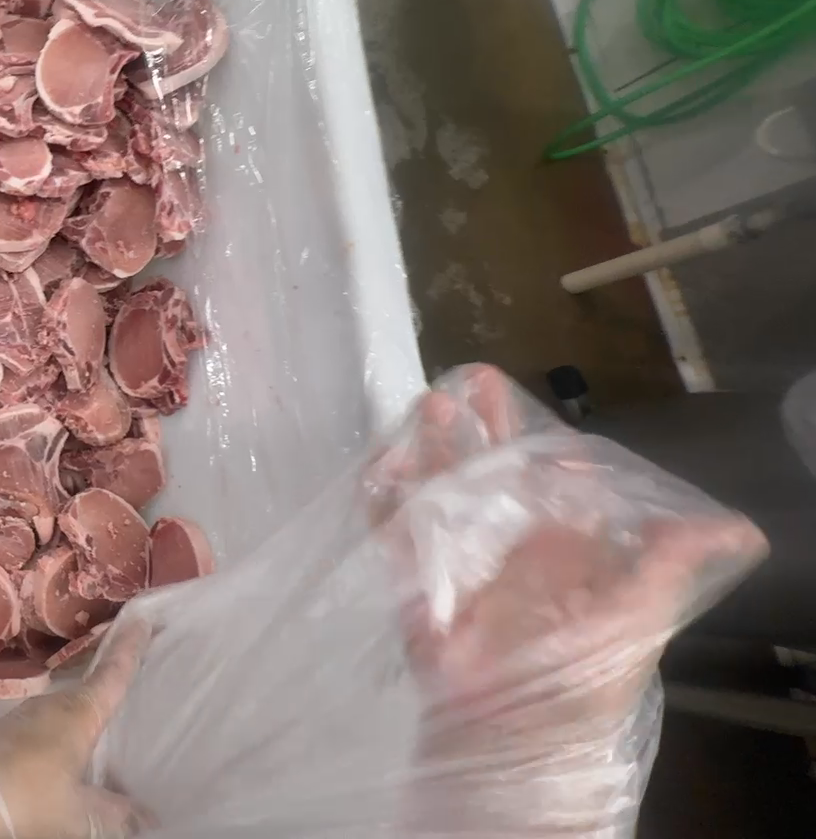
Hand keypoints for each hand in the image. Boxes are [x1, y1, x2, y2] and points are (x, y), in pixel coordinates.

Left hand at [0, 620, 152, 838]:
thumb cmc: (28, 798)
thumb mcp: (81, 815)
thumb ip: (117, 813)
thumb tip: (148, 814)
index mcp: (77, 715)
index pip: (112, 674)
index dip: (129, 646)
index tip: (141, 618)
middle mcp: (53, 704)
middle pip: (91, 688)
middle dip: (112, 679)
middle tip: (136, 668)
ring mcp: (28, 714)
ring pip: (69, 709)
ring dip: (88, 713)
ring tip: (112, 722)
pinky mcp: (9, 730)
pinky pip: (50, 725)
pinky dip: (68, 731)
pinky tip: (73, 751)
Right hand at [363, 365, 767, 834]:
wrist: (502, 729)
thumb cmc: (573, 678)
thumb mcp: (631, 622)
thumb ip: (662, 571)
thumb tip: (732, 528)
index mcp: (555, 551)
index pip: (549, 487)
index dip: (547, 450)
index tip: (547, 430)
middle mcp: (500, 543)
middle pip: (485, 473)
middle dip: (479, 428)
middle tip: (472, 380)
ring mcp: (449, 554)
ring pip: (435, 486)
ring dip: (429, 447)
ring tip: (427, 403)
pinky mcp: (407, 572)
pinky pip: (387, 524)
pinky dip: (378, 493)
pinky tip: (378, 462)